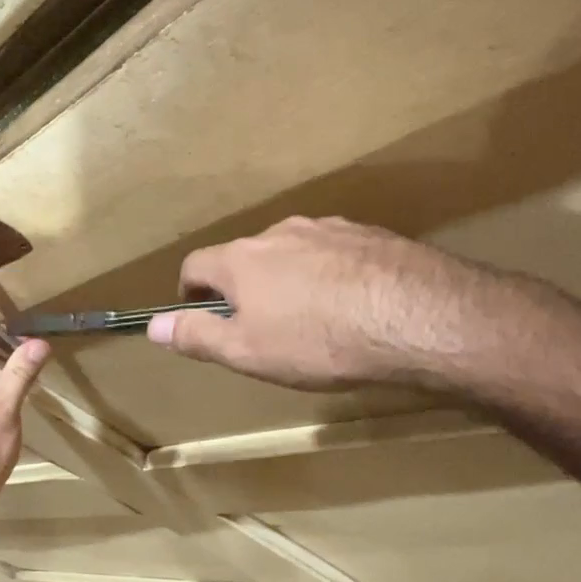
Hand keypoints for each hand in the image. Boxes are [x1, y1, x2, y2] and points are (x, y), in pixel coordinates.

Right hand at [145, 216, 503, 389]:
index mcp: (241, 259)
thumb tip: (154, 325)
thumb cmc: (320, 341)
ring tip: (315, 319)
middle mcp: (281, 232)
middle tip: (262, 327)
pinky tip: (356, 307)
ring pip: (294, 254)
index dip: (191, 292)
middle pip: (246, 257)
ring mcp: (332, 229)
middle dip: (245, 287)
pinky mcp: (376, 236)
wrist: (426, 319)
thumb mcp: (246, 351)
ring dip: (291, 280)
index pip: (195, 264)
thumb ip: (196, 335)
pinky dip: (334, 277)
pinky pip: (338, 255)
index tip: (203, 317)